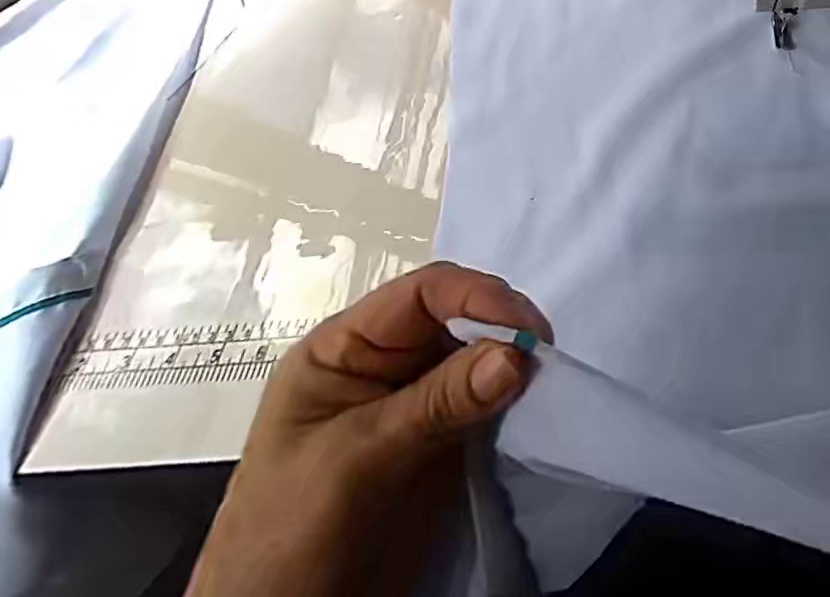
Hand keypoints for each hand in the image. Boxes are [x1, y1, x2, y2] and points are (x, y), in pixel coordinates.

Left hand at [188, 262, 551, 596]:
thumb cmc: (284, 534)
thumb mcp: (354, 459)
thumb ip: (433, 406)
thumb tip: (513, 355)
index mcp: (344, 346)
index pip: (419, 295)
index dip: (474, 296)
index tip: (522, 325)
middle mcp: (383, 364)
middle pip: (454, 319)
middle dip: (499, 326)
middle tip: (542, 355)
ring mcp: (414, 404)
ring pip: (476, 359)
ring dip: (511, 363)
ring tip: (545, 381)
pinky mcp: (441, 444)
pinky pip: (485, 405)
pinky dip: (511, 401)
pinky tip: (530, 409)